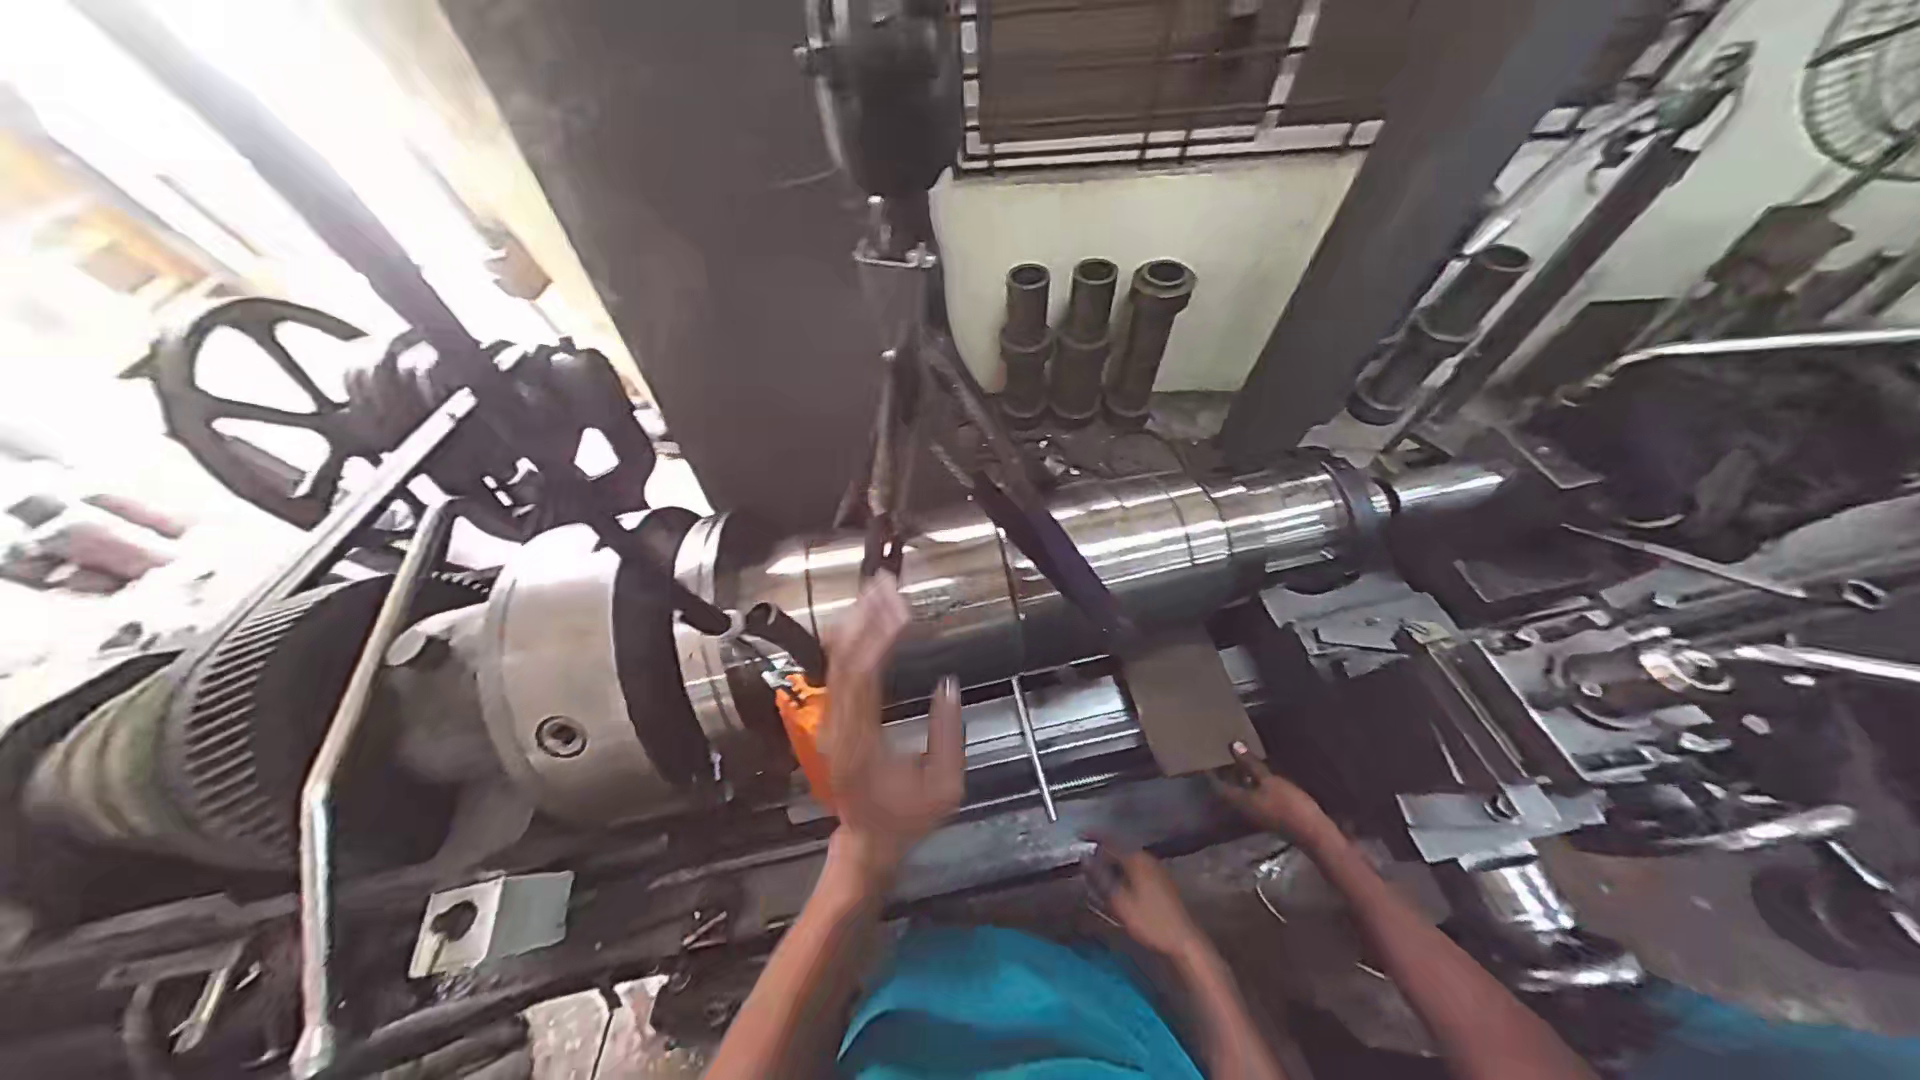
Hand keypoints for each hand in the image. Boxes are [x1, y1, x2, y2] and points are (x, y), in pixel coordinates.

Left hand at [819, 573, 965, 893]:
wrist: (867, 840)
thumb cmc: (908, 817)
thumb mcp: (944, 784)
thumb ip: (948, 733)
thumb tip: (949, 683)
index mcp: (862, 743)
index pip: (865, 678)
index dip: (880, 638)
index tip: (902, 610)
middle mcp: (837, 727)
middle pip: (845, 660)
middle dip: (866, 617)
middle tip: (886, 583)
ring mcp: (829, 723)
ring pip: (835, 662)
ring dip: (857, 623)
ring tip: (877, 591)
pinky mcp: (832, 719)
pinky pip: (837, 672)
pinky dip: (851, 641)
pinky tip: (864, 619)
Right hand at [1085, 845, 1209, 962]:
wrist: (1185, 941)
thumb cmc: (1151, 922)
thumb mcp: (1121, 902)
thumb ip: (1101, 878)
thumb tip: (1084, 858)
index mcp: (1136, 859)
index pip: (1110, 840)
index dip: (1093, 836)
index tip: (1078, 835)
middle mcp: (1147, 858)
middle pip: (1119, 847)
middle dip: (1101, 850)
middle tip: (1085, 857)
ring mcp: (1156, 868)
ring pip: (1128, 858)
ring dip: (1112, 861)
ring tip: (1097, 870)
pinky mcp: (1161, 880)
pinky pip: (1136, 866)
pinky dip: (1123, 869)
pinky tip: (1118, 881)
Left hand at [1209, 740, 1338, 846]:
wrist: (1315, 832)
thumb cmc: (1288, 805)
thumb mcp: (1268, 781)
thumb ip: (1250, 763)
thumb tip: (1231, 745)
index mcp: (1238, 800)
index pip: (1216, 783)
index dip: (1210, 768)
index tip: (1207, 752)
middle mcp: (1243, 806)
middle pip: (1228, 785)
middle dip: (1226, 768)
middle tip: (1223, 749)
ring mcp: (1257, 809)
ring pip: (1242, 788)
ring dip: (1240, 773)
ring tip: (1240, 753)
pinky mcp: (1270, 809)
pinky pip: (1254, 791)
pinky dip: (1253, 779)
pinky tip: (1259, 769)